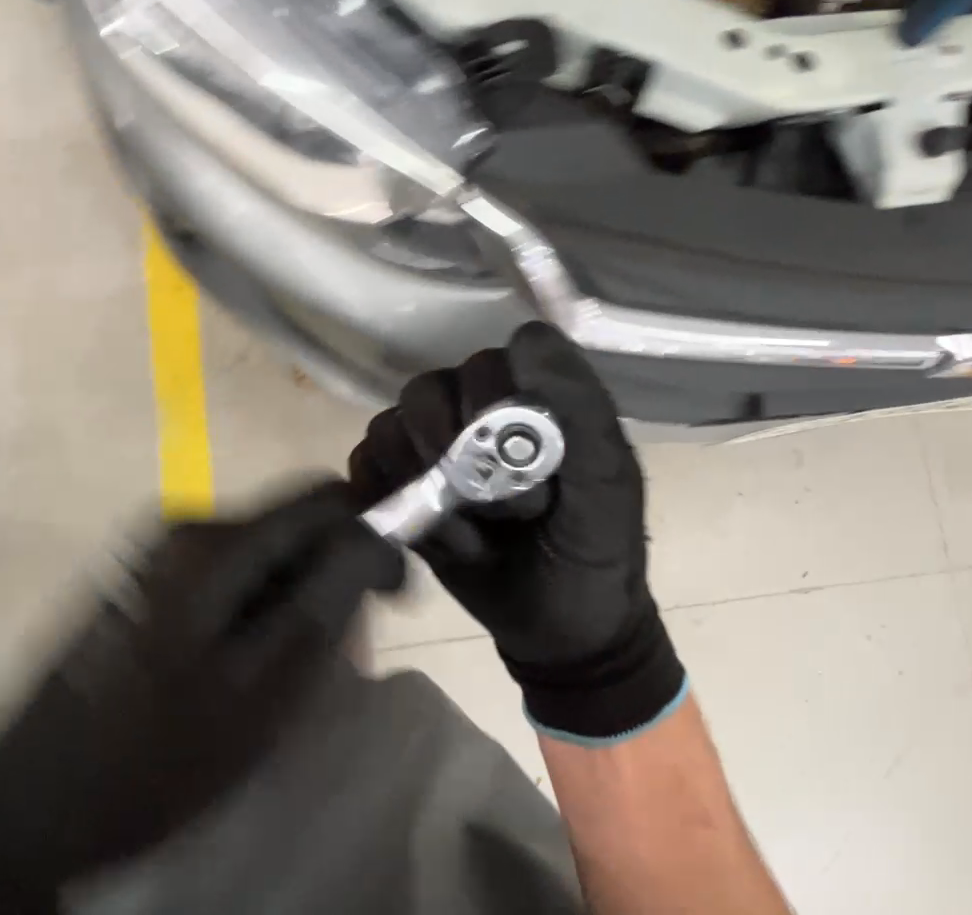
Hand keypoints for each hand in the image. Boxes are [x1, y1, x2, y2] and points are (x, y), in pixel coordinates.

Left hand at [0, 483, 403, 909]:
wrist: (26, 810)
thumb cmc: (155, 758)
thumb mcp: (264, 687)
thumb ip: (329, 597)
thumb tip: (374, 537)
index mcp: (212, 541)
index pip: (324, 500)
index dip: (373, 539)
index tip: (395, 602)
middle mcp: (180, 525)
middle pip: (290, 527)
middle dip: (331, 579)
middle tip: (342, 656)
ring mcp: (152, 551)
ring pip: (260, 556)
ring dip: (293, 601)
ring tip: (294, 676)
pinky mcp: (139, 581)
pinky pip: (223, 577)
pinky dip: (254, 611)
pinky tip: (245, 672)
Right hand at [348, 322, 684, 742]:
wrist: (561, 629)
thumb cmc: (592, 551)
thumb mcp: (607, 484)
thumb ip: (581, 410)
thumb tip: (528, 341)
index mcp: (535, 395)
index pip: (497, 354)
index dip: (498, 396)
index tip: (516, 452)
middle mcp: (478, 407)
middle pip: (431, 388)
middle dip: (453, 450)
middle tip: (493, 508)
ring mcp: (432, 445)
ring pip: (392, 422)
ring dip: (424, 483)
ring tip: (468, 534)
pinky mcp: (396, 484)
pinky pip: (364, 462)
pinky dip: (389, 499)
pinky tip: (435, 540)